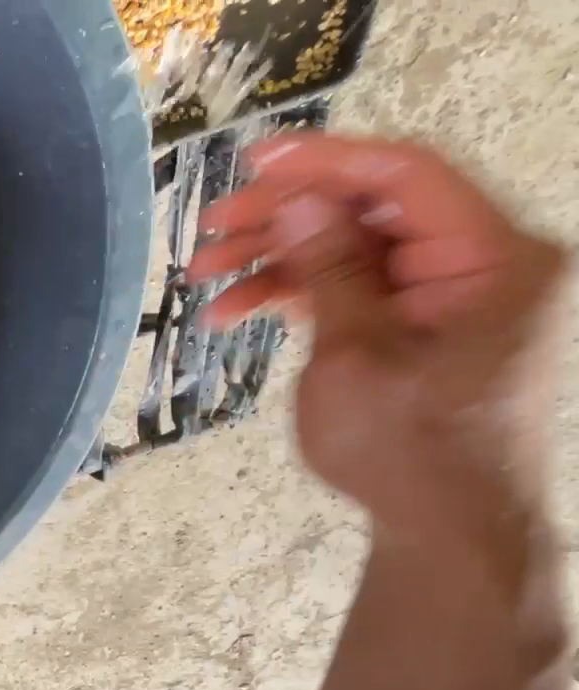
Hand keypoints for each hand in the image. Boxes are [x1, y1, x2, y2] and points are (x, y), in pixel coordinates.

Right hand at [188, 134, 566, 550]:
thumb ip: (332, 269)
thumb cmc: (406, 443)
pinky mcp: (415, 324)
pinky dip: (292, 294)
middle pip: (372, 210)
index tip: (251, 161)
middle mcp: (478, 262)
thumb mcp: (357, 352)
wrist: (443, 521)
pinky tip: (235, 313)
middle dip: (284, 216)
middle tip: (207, 232)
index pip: (406, 178)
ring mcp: (446, 294)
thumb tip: (298, 202)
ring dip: (274, 258)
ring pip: (350, 249)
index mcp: (494, 257)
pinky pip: (351, 288)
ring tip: (203, 279)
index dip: (326, 160)